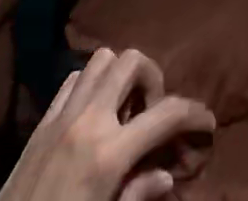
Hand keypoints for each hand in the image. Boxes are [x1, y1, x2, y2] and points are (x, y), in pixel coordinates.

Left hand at [0, 48, 214, 200]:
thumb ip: (139, 194)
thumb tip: (166, 175)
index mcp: (109, 153)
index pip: (166, 114)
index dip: (193, 113)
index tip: (206, 123)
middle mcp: (88, 120)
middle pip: (131, 62)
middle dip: (153, 78)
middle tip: (154, 111)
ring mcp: (62, 116)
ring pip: (101, 60)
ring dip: (121, 76)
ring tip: (126, 109)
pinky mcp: (41, 122)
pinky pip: (74, 80)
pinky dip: (92, 85)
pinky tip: (95, 115)